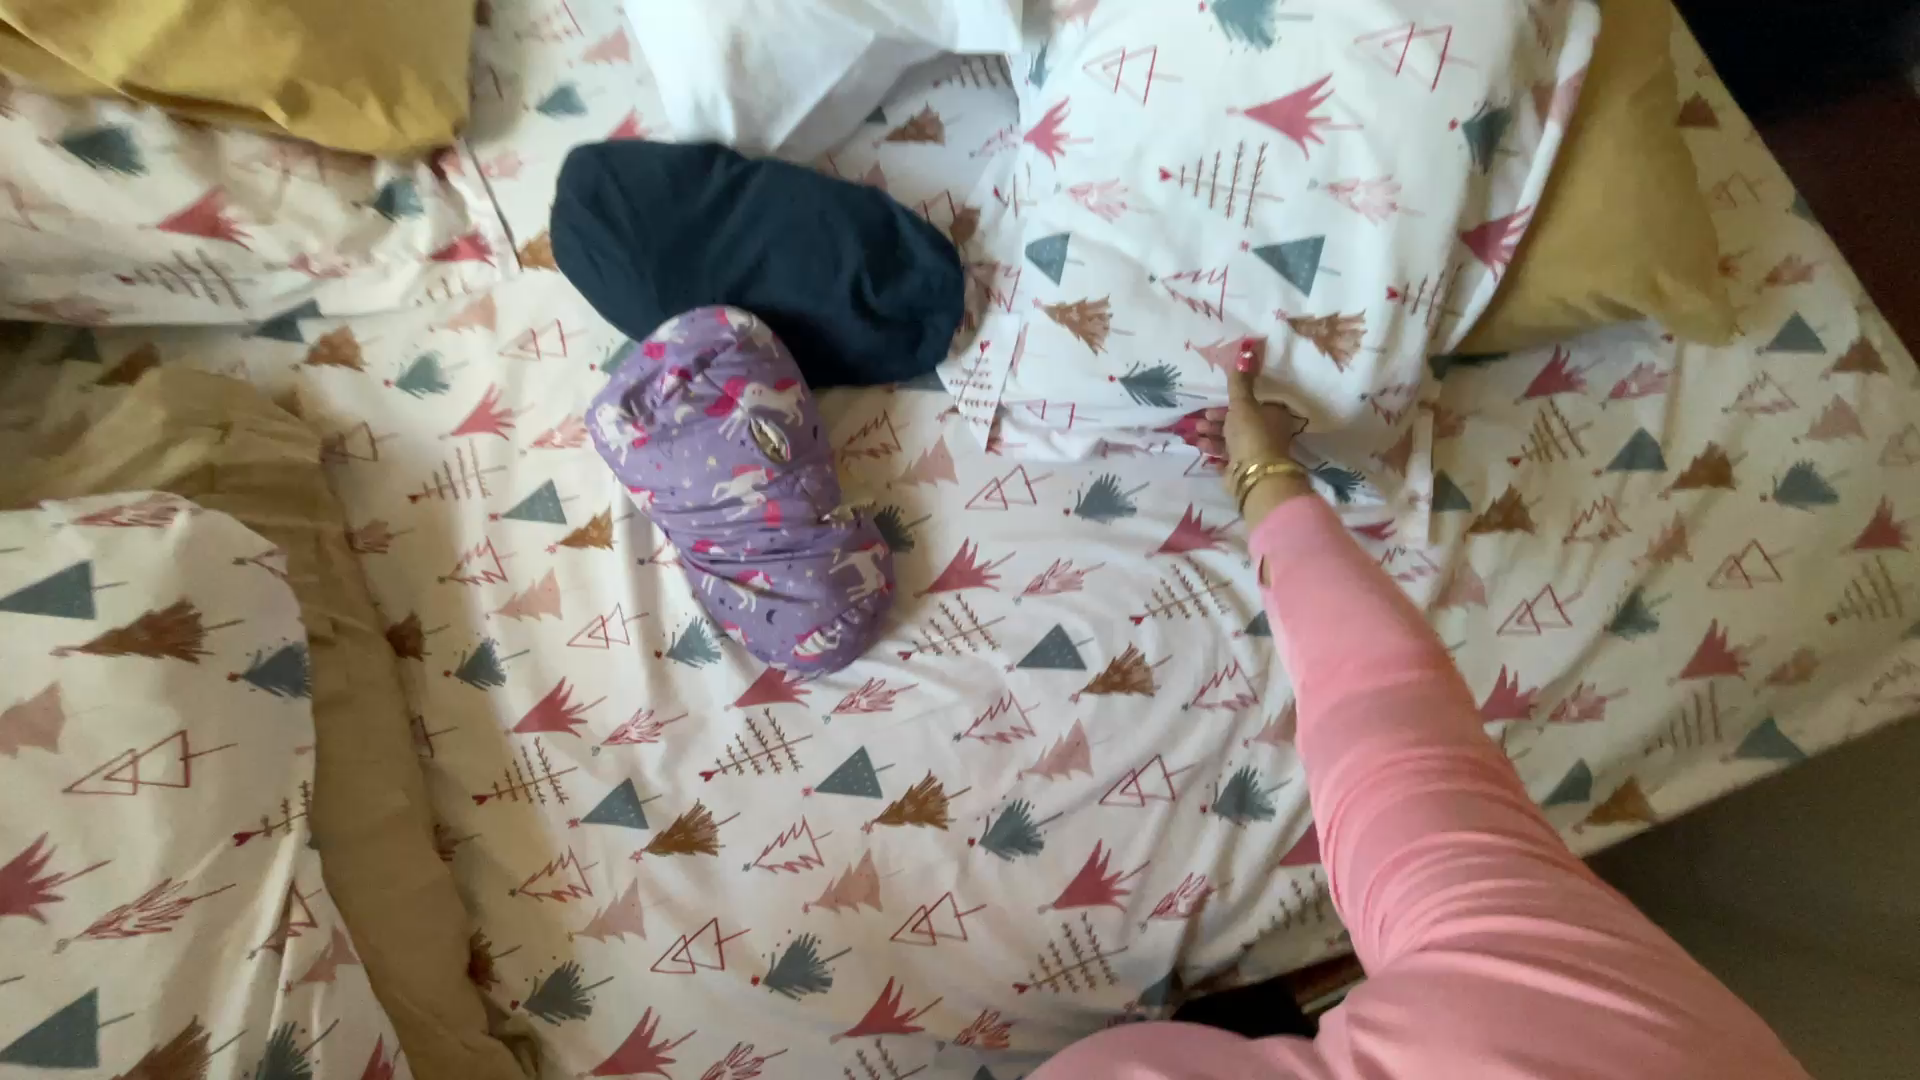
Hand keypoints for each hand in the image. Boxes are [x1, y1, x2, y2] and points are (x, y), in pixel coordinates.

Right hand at [1192, 346, 1313, 524]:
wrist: (1253, 474)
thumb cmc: (1252, 433)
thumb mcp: (1243, 403)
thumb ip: (1240, 381)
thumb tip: (1245, 350)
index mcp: (1273, 415)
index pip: (1253, 403)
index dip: (1233, 401)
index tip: (1215, 401)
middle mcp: (1267, 432)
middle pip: (1239, 421)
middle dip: (1218, 420)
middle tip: (1201, 419)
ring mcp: (1256, 452)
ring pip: (1231, 438)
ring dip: (1213, 434)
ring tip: (1197, 433)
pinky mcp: (1244, 467)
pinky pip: (1226, 455)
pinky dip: (1214, 449)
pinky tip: (1201, 446)